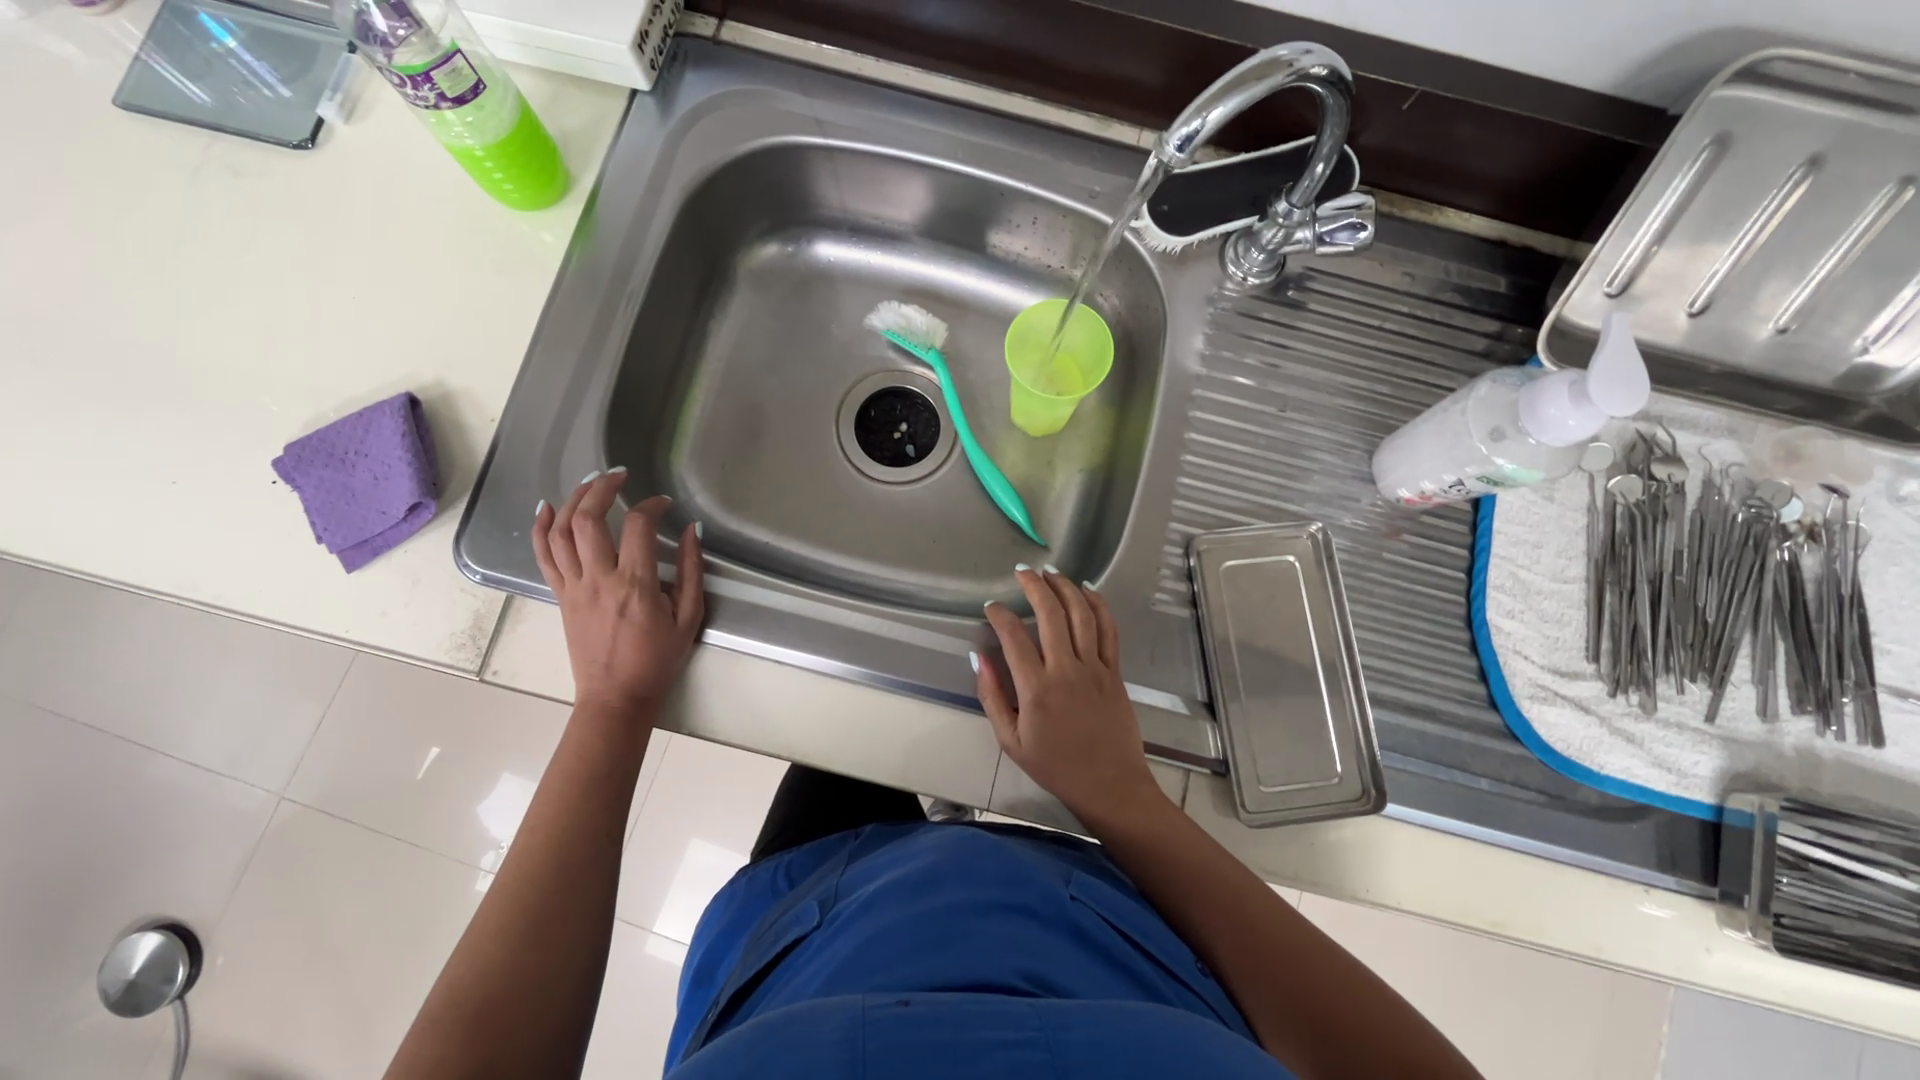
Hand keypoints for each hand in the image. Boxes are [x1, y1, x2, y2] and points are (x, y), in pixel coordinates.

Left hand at [531, 470, 704, 714]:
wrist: (616, 697)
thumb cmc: (658, 660)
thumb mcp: (689, 618)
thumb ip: (693, 571)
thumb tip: (692, 530)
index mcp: (636, 585)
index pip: (638, 526)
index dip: (652, 505)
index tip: (665, 504)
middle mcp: (599, 579)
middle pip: (588, 519)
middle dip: (603, 488)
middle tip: (620, 476)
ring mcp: (574, 586)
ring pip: (561, 531)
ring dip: (573, 500)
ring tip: (591, 483)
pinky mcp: (561, 595)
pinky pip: (545, 555)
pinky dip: (542, 527)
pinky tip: (548, 507)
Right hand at [977, 566, 1163, 827]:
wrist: (1109, 784)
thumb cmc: (1054, 766)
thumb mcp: (1010, 740)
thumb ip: (992, 696)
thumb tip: (979, 658)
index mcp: (1036, 689)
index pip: (1014, 637)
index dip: (1000, 615)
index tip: (991, 606)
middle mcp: (1066, 671)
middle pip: (1051, 615)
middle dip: (1034, 587)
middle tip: (1022, 572)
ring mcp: (1094, 669)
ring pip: (1082, 615)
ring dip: (1065, 588)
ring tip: (1051, 573)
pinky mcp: (1114, 672)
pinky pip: (1108, 630)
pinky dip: (1098, 605)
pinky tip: (1086, 591)